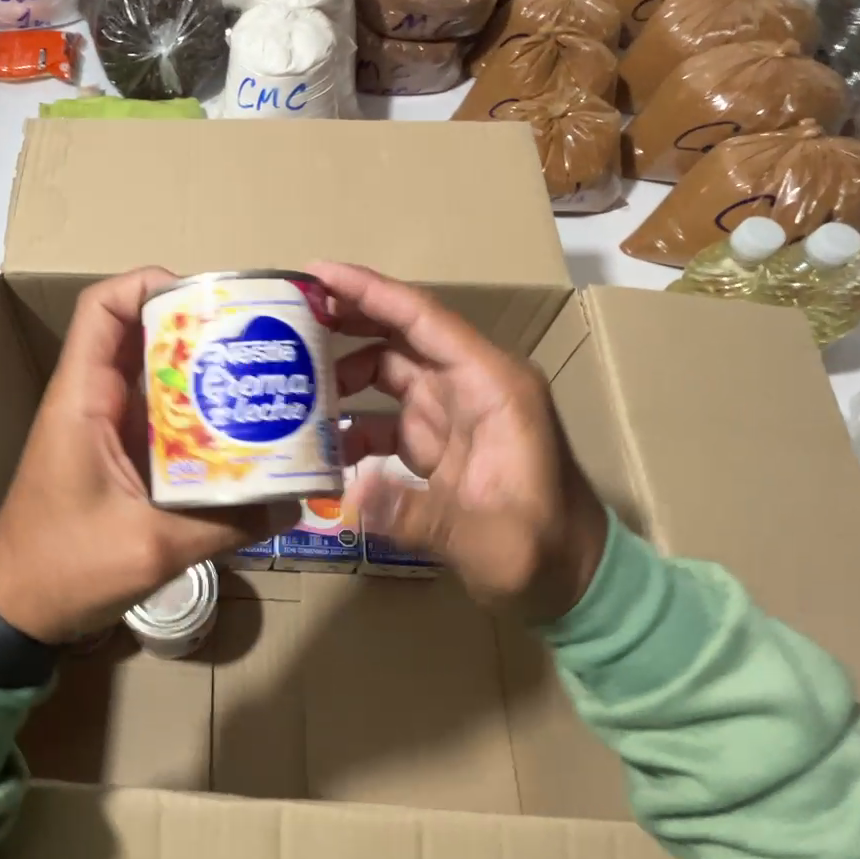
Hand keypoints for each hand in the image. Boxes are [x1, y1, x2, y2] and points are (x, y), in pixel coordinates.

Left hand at [0, 268, 292, 643]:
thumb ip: (226, 523)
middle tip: (257, 340)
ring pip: (155, 377)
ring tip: (261, 377)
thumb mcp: (150, 547)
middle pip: (141, 335)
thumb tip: (294, 500)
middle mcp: (92, 402)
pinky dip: (197, 416)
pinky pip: (161, 419)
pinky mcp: (118, 457)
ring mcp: (105, 429)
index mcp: (82, 400)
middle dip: (197, 329)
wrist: (17, 609)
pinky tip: (241, 432)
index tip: (208, 299)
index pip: (102, 309)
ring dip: (202, 374)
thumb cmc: (64, 567)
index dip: (150, 285)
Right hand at [314, 262, 607, 623]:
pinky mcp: (436, 442)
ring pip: (386, 371)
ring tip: (289, 382)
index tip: (316, 274)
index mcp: (492, 385)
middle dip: (345, 321)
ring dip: (340, 374)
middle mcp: (470, 385)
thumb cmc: (543, 552)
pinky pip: (383, 416)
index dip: (369, 292)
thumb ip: (419, 514)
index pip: (423, 319)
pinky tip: (316, 443)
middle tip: (286, 319)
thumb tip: (349, 492)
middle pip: (399, 334)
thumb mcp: (487, 540)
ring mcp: (451, 413)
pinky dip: (349, 424)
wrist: (573, 584)